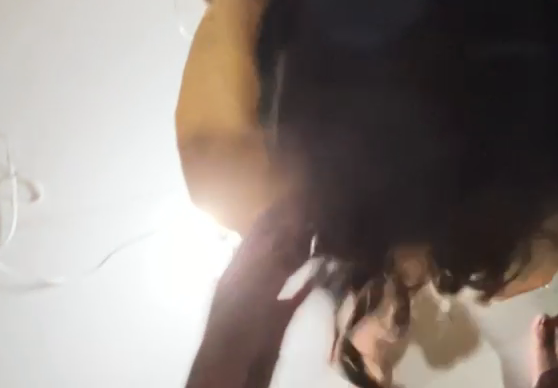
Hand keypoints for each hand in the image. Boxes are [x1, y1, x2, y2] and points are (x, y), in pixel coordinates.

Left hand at [188, 201, 317, 387]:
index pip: (260, 230)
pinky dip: (308, 282)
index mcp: (239, 267)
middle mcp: (251, 278)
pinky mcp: (276, 321)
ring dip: (303, 250)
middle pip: (275, 246)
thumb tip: (289, 223)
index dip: (279, 211)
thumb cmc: (237, 335)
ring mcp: (263, 300)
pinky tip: (324, 271)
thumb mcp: (252, 290)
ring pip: (286, 268)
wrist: (231, 381)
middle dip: (295, 227)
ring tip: (326, 230)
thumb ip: (270, 258)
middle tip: (322, 206)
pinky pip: (295, 295)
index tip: (301, 190)